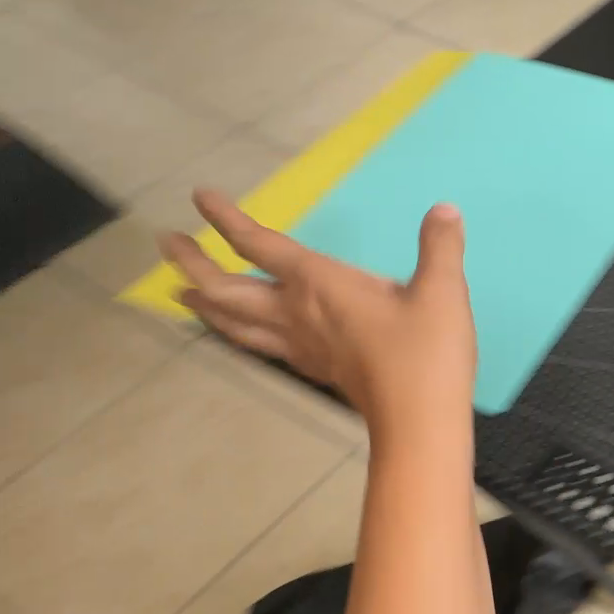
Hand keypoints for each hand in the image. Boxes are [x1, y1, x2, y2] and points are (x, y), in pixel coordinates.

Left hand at [160, 189, 475, 430]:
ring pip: (233, 322)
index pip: (260, 245)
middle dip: (192, 262)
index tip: (201, 197)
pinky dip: (238, 334)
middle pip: (225, 287)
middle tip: (167, 243)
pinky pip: (260, 346)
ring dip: (204, 303)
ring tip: (183, 291)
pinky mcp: (315, 370)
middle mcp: (297, 312)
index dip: (227, 219)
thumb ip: (441, 248)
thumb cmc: (427, 352)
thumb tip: (446, 209)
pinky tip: (245, 335)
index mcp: (320, 285)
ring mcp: (301, 346)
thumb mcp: (443, 293)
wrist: (419, 416)